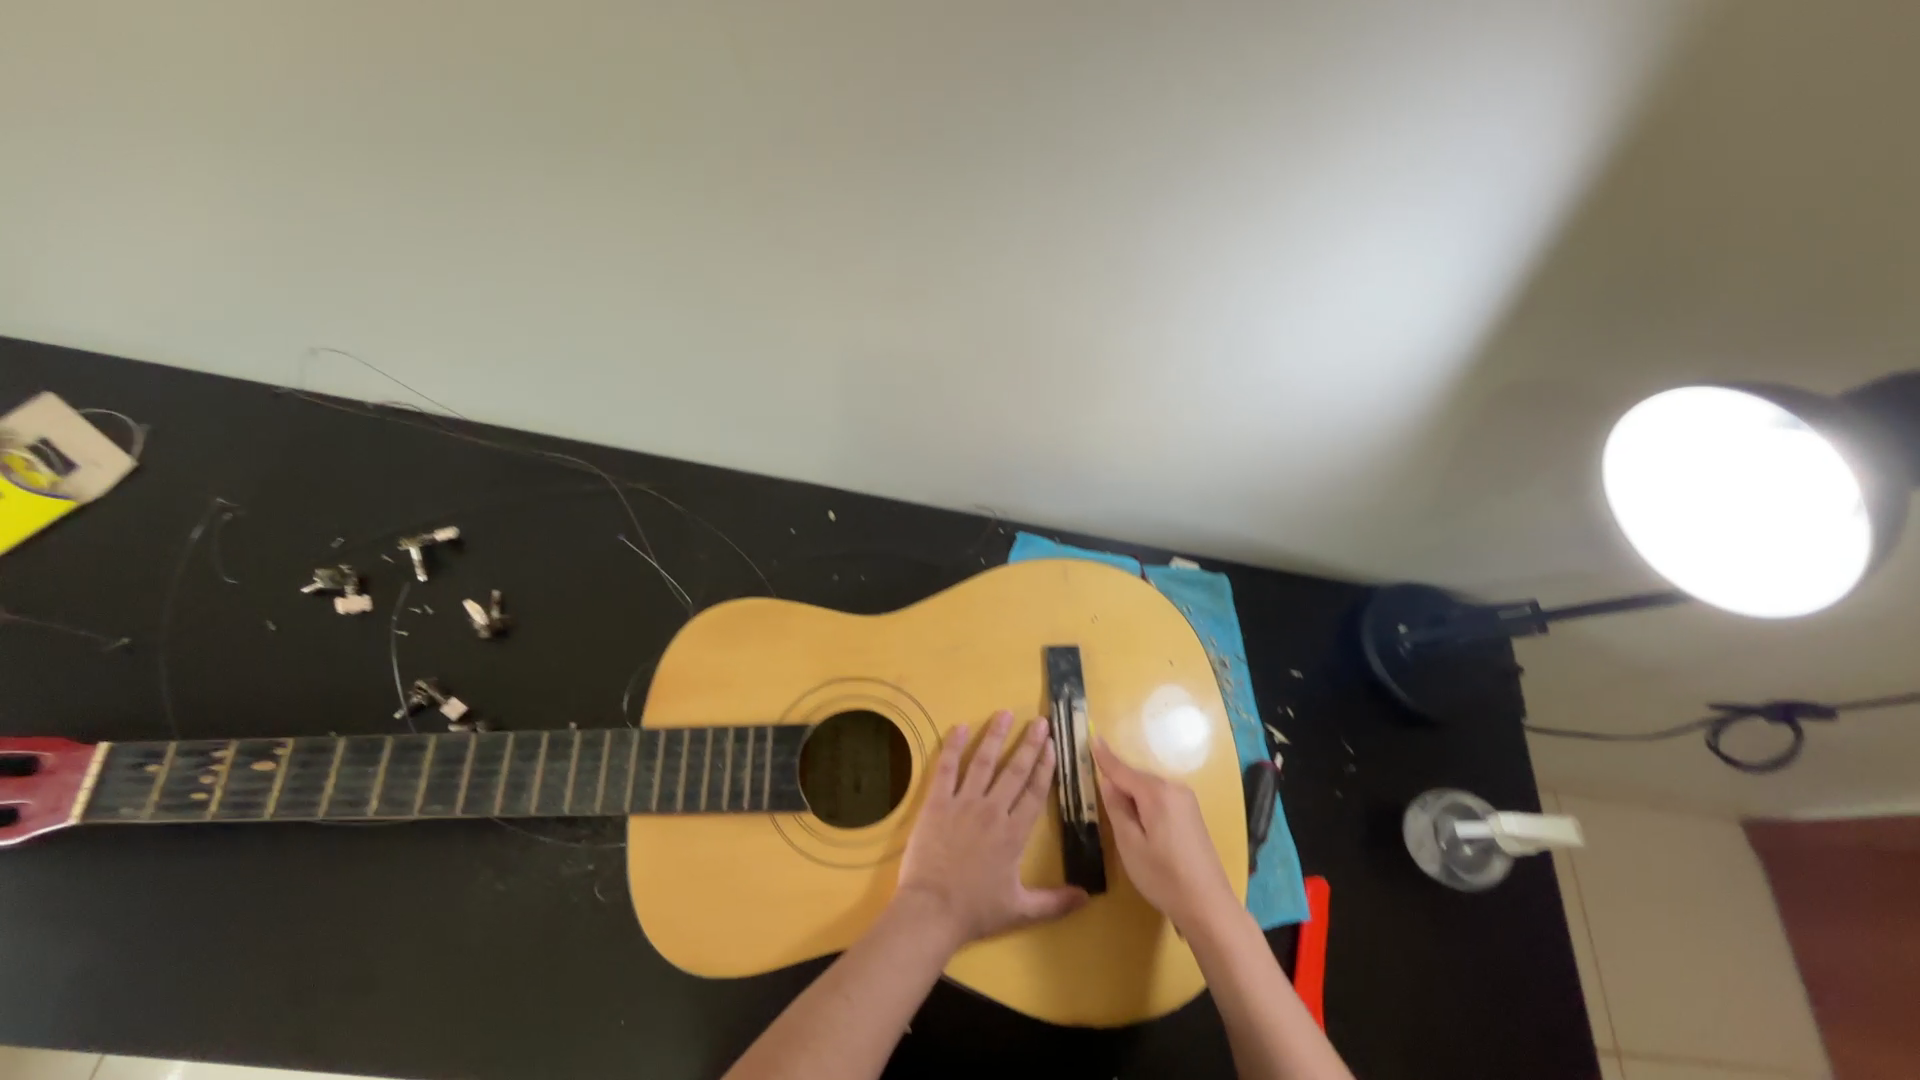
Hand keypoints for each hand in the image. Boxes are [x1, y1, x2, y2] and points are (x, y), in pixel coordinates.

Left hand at [894, 711, 1089, 947]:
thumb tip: (1087, 897)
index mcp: (1014, 834)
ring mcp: (963, 804)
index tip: (1053, 746)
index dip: (1045, 767)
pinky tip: (959, 728)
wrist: (932, 910)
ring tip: (1005, 713)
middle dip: (1029, 744)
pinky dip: (953, 748)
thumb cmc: (975, 910)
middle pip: (1014, 771)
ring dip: (995, 736)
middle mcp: (992, 811)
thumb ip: (1054, 902)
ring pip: (983, 763)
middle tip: (1040, 721)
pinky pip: (946, 770)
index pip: (1034, 793)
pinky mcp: (936, 805)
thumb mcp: (1020, 910)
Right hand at [1093, 738, 1237, 932]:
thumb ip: (1116, 808)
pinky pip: (1160, 799)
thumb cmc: (1162, 876)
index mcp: (1157, 793)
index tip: (1090, 736)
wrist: (1208, 905)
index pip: (1122, 769)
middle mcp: (1174, 788)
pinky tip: (1140, 826)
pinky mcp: (1192, 815)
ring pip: (1148, 790)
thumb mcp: (1129, 844)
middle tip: (1096, 797)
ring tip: (1117, 818)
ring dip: (1132, 798)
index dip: (1104, 756)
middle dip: (1117, 784)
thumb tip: (1107, 782)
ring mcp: (1187, 801)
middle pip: (1136, 779)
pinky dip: (1145, 805)